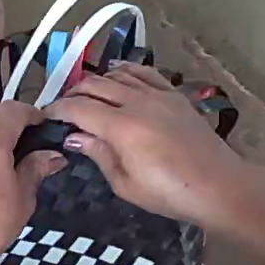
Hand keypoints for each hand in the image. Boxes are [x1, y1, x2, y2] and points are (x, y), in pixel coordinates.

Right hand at [46, 63, 264, 233]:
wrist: (220, 187)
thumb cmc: (168, 193)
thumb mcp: (124, 183)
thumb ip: (98, 153)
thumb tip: (73, 136)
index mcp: (122, 127)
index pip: (78, 107)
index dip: (57, 109)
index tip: (45, 117)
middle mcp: (138, 103)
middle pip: (94, 85)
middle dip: (72, 93)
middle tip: (62, 109)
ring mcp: (158, 95)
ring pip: (117, 74)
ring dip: (96, 81)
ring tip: (85, 95)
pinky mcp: (174, 95)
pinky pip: (144, 73)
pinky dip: (125, 70)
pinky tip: (116, 74)